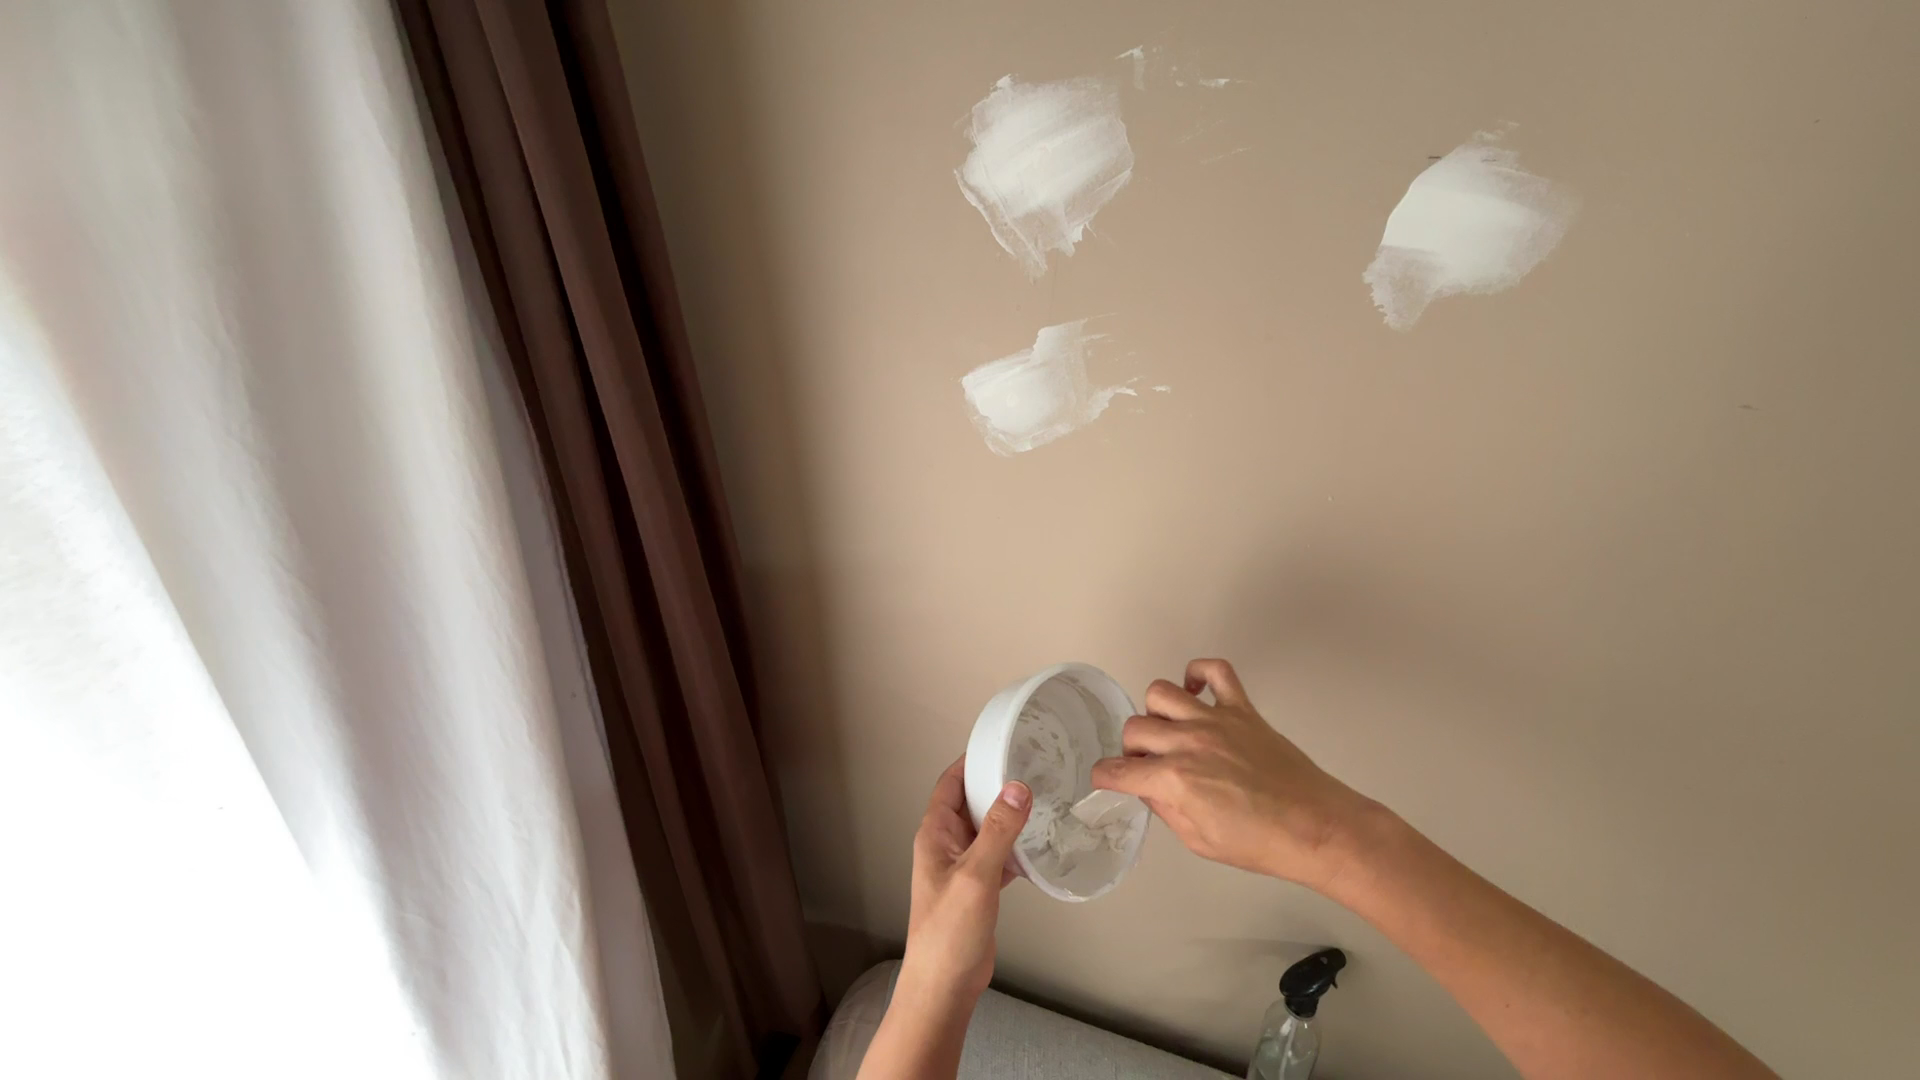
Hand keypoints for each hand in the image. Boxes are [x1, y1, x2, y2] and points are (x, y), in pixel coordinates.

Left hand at [899, 758, 1031, 1003]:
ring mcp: (961, 867)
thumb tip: (1017, 787)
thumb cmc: (949, 930)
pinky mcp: (978, 887)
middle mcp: (946, 844)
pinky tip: (1038, 845)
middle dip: (995, 784)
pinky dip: (1015, 847)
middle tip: (1030, 768)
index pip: (950, 783)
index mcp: (935, 834)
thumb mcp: (975, 875)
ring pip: (987, 829)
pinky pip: (997, 855)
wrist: (945, 986)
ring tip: (1040, 799)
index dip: (970, 761)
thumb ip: (997, 831)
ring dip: (1008, 816)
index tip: (1000, 744)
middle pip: (970, 802)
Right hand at [1090, 658, 1377, 893]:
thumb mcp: (1199, 841)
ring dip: (1156, 714)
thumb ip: (1165, 808)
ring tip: (1171, 732)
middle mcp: (1189, 743)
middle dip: (1133, 751)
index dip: (1105, 778)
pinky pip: (1214, 670)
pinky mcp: (1242, 709)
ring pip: (1160, 693)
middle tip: (1150, 766)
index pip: (1118, 770)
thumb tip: (1147, 787)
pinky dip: (1198, 673)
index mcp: (1175, 780)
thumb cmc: (1260, 844)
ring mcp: (1216, 720)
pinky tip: (1195, 693)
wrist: (1318, 828)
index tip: (1108, 780)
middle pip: (1134, 729)